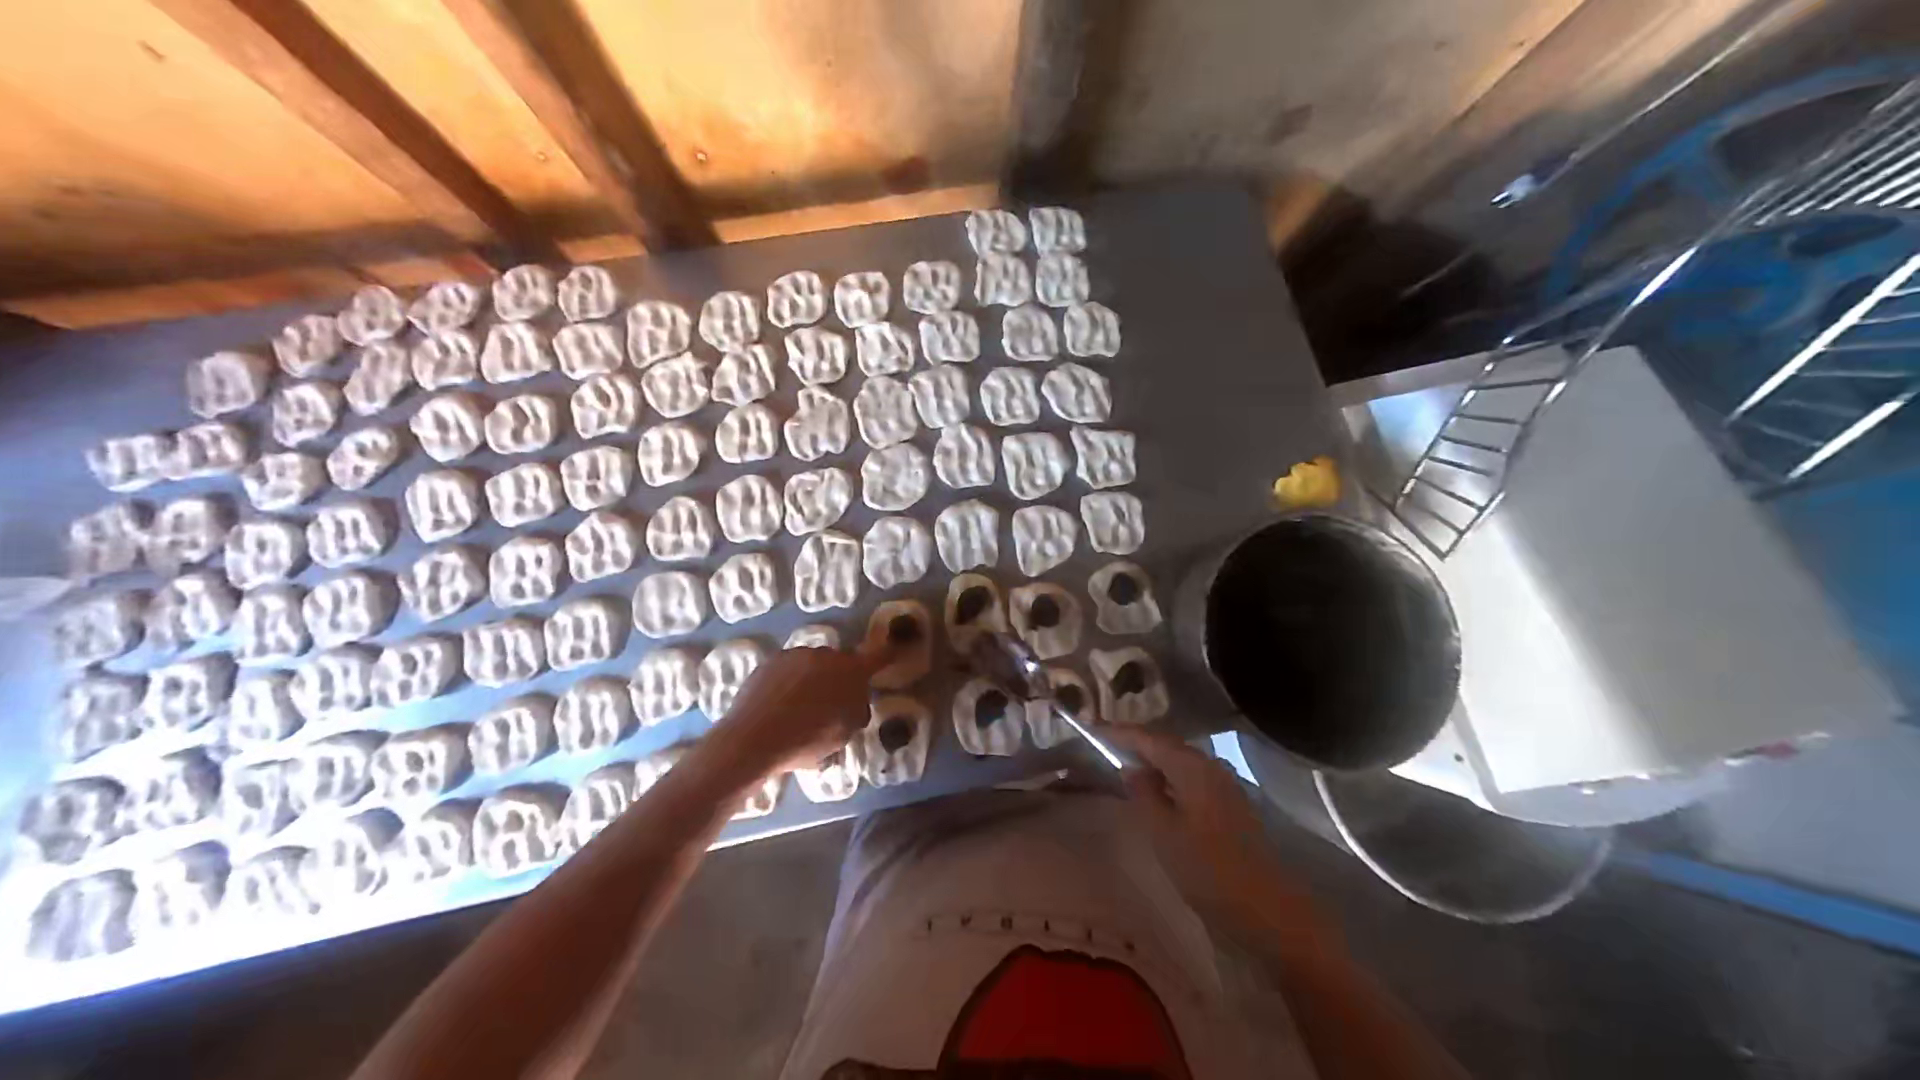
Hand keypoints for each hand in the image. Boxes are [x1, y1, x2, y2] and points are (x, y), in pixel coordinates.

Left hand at [697, 644, 891, 781]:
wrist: (753, 739)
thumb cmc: (807, 740)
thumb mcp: (844, 733)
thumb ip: (856, 711)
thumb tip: (854, 702)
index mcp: (850, 671)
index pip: (877, 657)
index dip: (888, 654)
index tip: (894, 648)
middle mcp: (825, 654)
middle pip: (839, 663)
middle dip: (838, 679)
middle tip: (830, 706)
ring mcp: (795, 655)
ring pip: (812, 665)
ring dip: (812, 680)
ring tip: (798, 710)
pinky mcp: (770, 661)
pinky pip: (788, 669)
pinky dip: (788, 683)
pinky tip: (779, 706)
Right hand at [1102, 725, 1335, 951]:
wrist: (1268, 911)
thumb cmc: (1208, 869)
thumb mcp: (1162, 833)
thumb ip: (1143, 794)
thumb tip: (1130, 769)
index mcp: (1192, 767)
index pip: (1148, 738)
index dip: (1119, 732)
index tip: (1092, 727)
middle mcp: (1210, 767)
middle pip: (1166, 745)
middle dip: (1136, 743)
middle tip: (1104, 744)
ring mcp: (1224, 786)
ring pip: (1180, 762)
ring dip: (1153, 761)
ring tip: (1124, 766)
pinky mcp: (1230, 806)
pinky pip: (1190, 779)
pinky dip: (1169, 778)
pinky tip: (1157, 792)